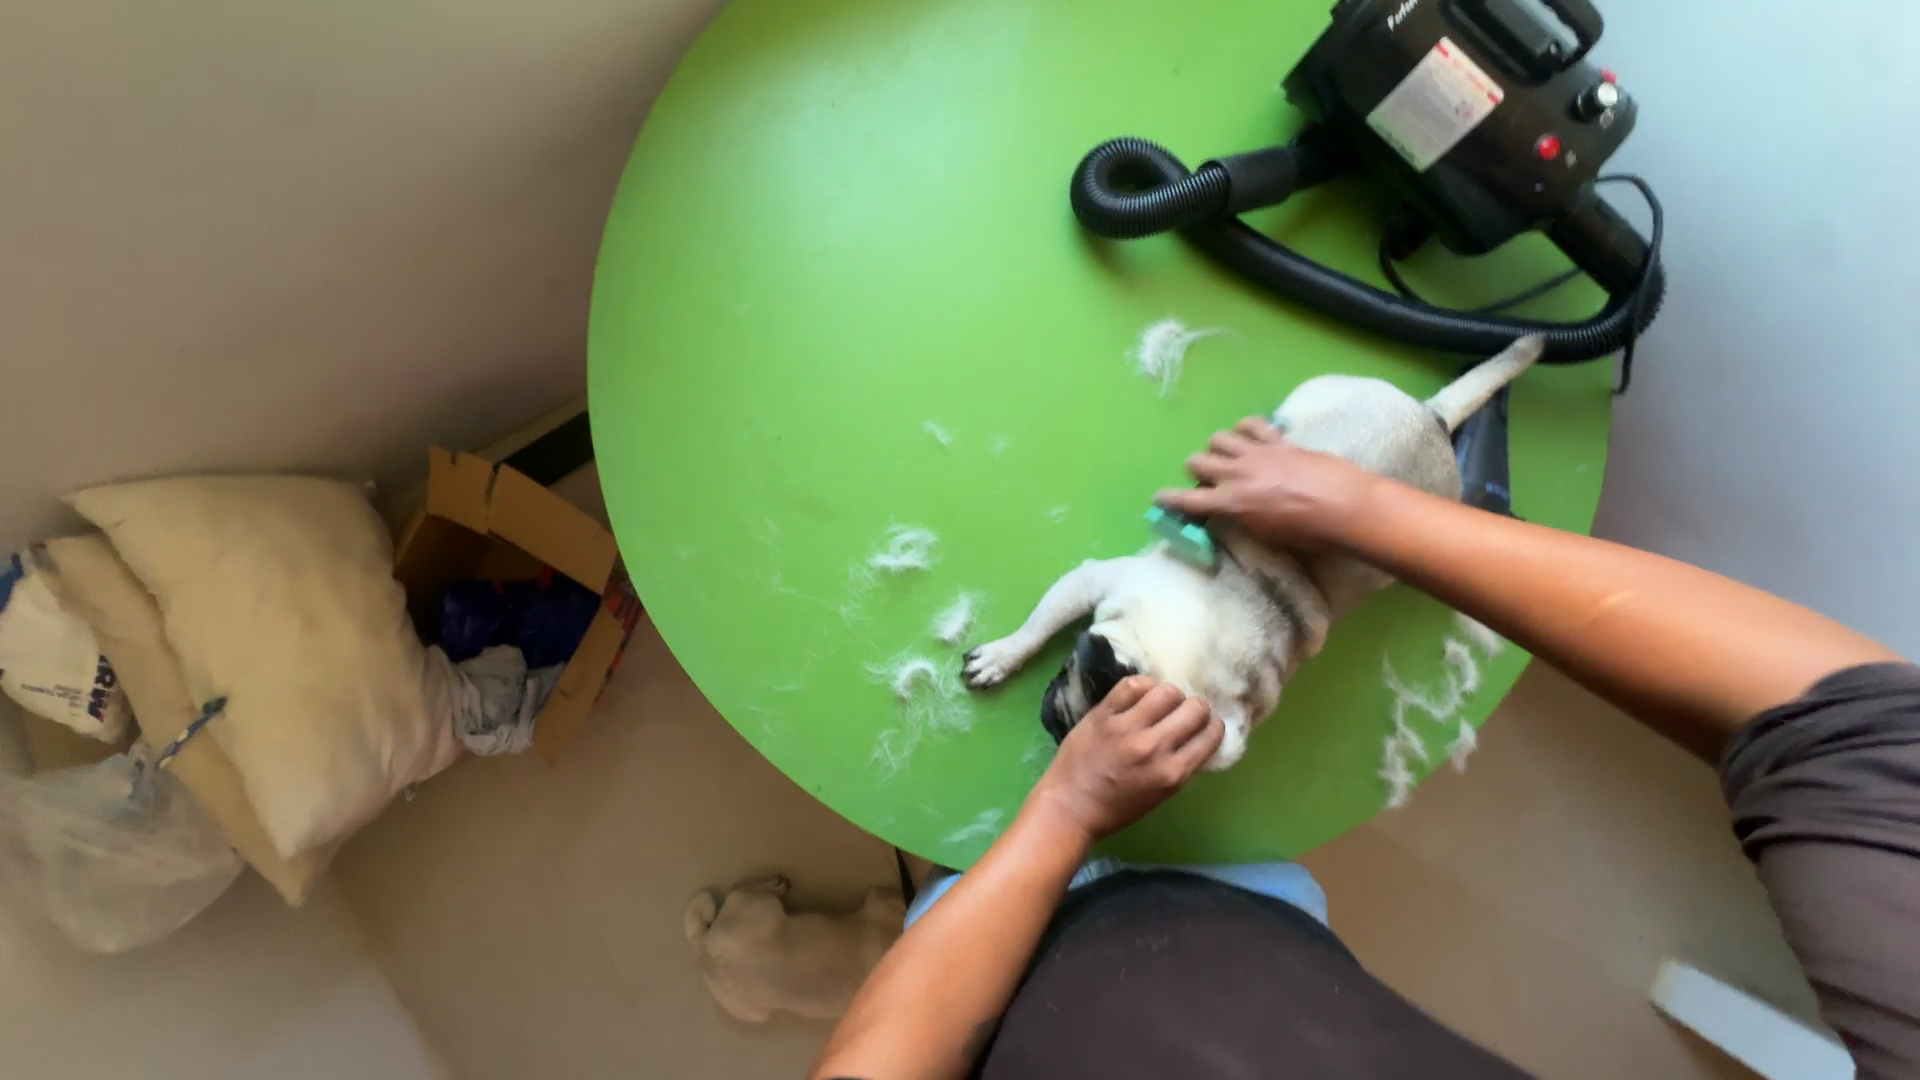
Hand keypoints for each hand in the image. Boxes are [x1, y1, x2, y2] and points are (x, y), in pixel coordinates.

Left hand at [1027, 677, 1222, 844]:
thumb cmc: (1117, 807)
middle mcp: (1155, 747)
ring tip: (1160, 701)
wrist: (1071, 806)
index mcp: (1173, 773)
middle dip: (1195, 706)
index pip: (1211, 734)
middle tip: (1183, 710)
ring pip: (1166, 691)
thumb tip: (1196, 736)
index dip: (1213, 724)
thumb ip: (1180, 764)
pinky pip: (1132, 685)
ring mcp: (1127, 727)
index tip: (1205, 723)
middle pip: (1194, 708)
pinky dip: (1142, 685)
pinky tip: (1140, 694)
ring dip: (1169, 694)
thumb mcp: (1161, 792)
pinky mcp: (1103, 714)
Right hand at [1156, 417, 1380, 551]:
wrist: (1347, 508)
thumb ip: (1241, 518)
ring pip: (1218, 439)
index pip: (1186, 500)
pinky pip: (1251, 424)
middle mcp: (1235, 474)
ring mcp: (1256, 453)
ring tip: (1230, 457)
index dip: (1169, 499)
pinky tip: (1251, 436)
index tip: (1160, 498)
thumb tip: (1230, 511)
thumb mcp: (1265, 535)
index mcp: (1230, 503)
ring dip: (1219, 449)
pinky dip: (1246, 429)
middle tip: (1211, 482)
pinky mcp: (1278, 441)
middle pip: (1197, 462)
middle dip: (1198, 472)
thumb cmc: (1308, 534)